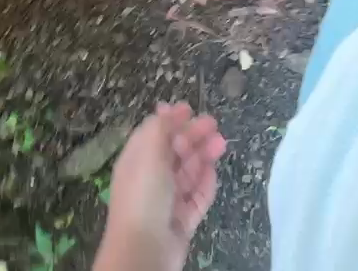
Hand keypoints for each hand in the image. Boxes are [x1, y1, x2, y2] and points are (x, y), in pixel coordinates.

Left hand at [93, 103, 226, 270]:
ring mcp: (166, 202)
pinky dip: (205, 184)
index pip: (153, 134)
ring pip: (188, 174)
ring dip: (203, 156)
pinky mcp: (181, 221)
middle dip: (192, 135)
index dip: (170, 120)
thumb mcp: (149, 151)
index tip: (188, 108)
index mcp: (137, 161)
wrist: (144, 251)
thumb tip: (166, 108)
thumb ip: (160, 127)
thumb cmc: (144, 194)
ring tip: (221, 144)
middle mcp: (150, 179)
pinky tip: (214, 171)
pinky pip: (196, 198)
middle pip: (174, 152)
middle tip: (213, 123)